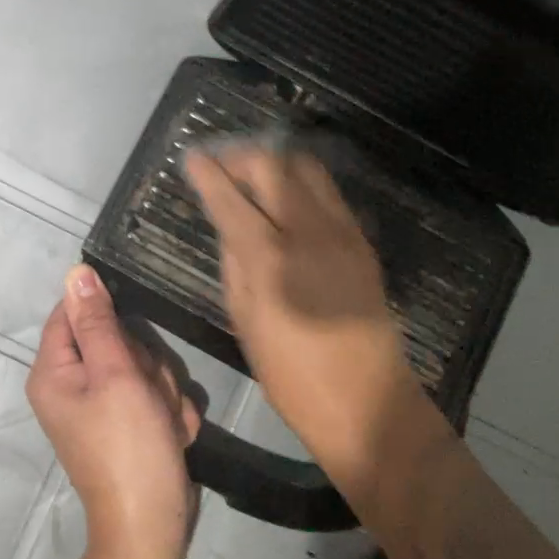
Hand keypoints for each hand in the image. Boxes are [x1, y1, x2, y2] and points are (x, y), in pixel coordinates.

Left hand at [28, 265, 201, 558]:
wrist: (154, 530)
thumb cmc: (129, 448)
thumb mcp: (115, 376)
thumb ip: (98, 321)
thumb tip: (75, 271)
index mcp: (54, 371)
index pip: (76, 312)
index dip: (110, 317)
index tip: (132, 340)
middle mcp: (73, 384)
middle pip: (118, 340)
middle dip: (147, 365)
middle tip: (149, 395)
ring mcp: (104, 407)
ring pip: (146, 368)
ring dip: (164, 392)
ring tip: (162, 423)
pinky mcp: (131, 425)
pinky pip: (157, 397)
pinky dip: (170, 415)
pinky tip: (171, 437)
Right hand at [184, 146, 429, 486]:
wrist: (367, 402)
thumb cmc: (291, 374)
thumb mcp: (243, 320)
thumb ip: (233, 263)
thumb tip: (228, 225)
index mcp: (270, 259)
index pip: (230, 198)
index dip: (207, 173)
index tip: (192, 157)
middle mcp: (308, 233)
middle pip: (272, 166)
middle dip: (240, 156)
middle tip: (221, 166)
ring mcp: (342, 233)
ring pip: (306, 168)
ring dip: (274, 163)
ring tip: (253, 176)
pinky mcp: (362, 241)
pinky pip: (328, 192)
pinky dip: (301, 183)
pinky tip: (286, 200)